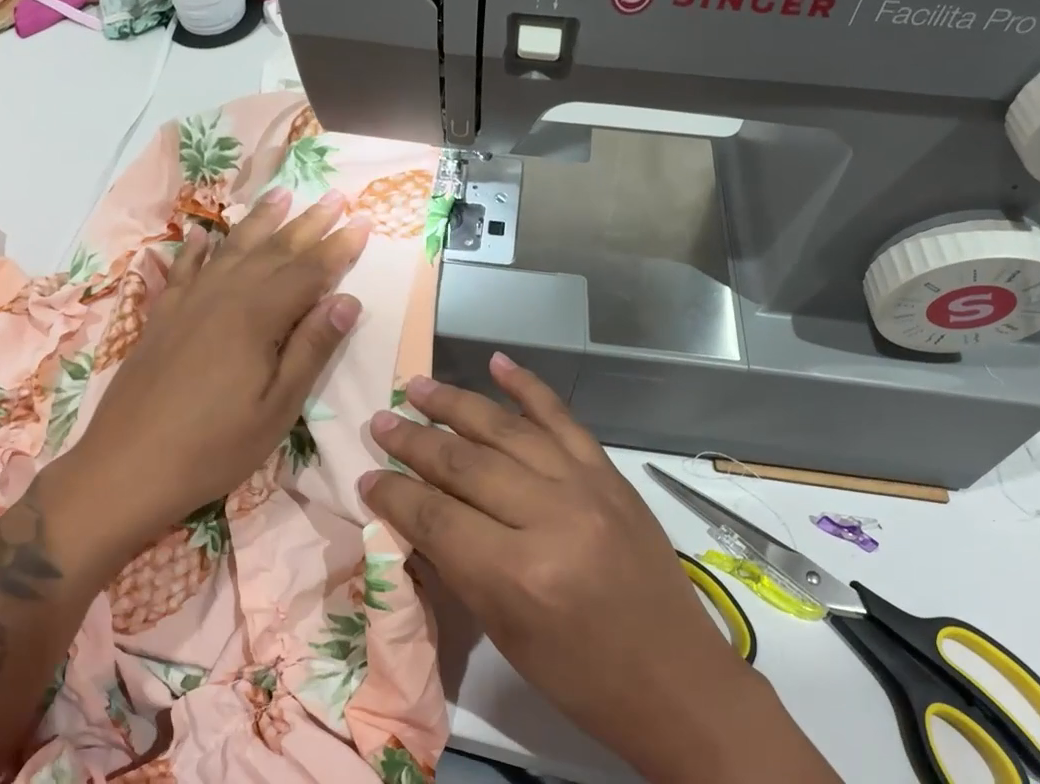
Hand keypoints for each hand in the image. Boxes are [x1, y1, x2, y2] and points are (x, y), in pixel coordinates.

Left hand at [67, 188, 368, 562]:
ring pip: (231, 250)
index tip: (363, 221)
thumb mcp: (277, 407)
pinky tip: (204, 234)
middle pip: (273, 251)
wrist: (125, 469)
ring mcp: (187, 304)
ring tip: (281, 194)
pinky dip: (197, 249)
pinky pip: (184, 269)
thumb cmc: (214, 447)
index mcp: (256, 318)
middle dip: (308, 223)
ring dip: (259, 221)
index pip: (308, 271)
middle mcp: (222, 297)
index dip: (338, 247)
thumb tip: (347, 300)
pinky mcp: (161, 318)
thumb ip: (312, 349)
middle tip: (334, 196)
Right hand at [359, 355, 753, 773]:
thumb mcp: (504, 633)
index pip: (436, 516)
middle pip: (466, 464)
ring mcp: (586, 487)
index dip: (394, 494)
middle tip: (380, 422)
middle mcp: (551, 517)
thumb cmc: (580, 675)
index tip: (366, 477)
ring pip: (508, 430)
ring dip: (457, 404)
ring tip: (417, 387)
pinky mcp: (610, 474)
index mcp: (517, 574)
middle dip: (415, 441)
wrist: (674, 677)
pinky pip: (563, 419)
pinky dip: (528, 387)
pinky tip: (498, 362)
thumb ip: (458, 565)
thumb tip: (416, 512)